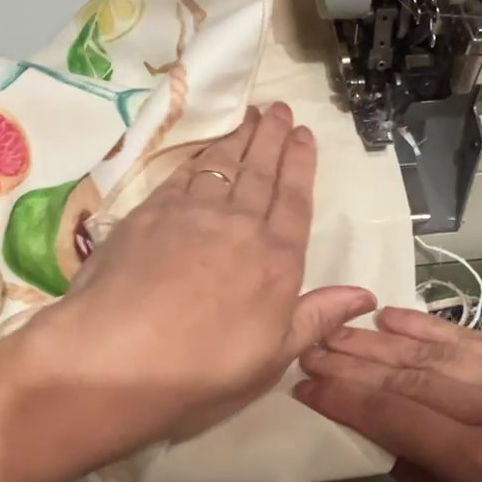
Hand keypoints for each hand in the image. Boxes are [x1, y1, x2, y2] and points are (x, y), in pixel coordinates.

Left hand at [27, 102, 374, 446]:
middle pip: (261, 173)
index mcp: (277, 262)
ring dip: (240, 138)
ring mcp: (191, 215)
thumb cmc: (202, 371)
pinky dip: (199, 156)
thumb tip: (366, 296)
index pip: (294, 201)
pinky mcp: (148, 213)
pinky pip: (183, 174)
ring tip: (252, 116)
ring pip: (223, 165)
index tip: (304, 135)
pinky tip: (204, 150)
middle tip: (281, 110)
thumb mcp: (272, 359)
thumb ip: (316, 319)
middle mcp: (240, 227)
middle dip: (273, 139)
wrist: (115, 357)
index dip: (300, 165)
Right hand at [293, 307, 481, 481]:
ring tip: (341, 331)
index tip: (305, 384)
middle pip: (413, 376)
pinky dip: (430, 326)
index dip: (345, 397)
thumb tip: (366, 420)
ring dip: (382, 339)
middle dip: (354, 362)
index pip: (397, 416)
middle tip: (312, 348)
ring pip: (440, 351)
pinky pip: (476, 338)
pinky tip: (393, 317)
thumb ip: (411, 466)